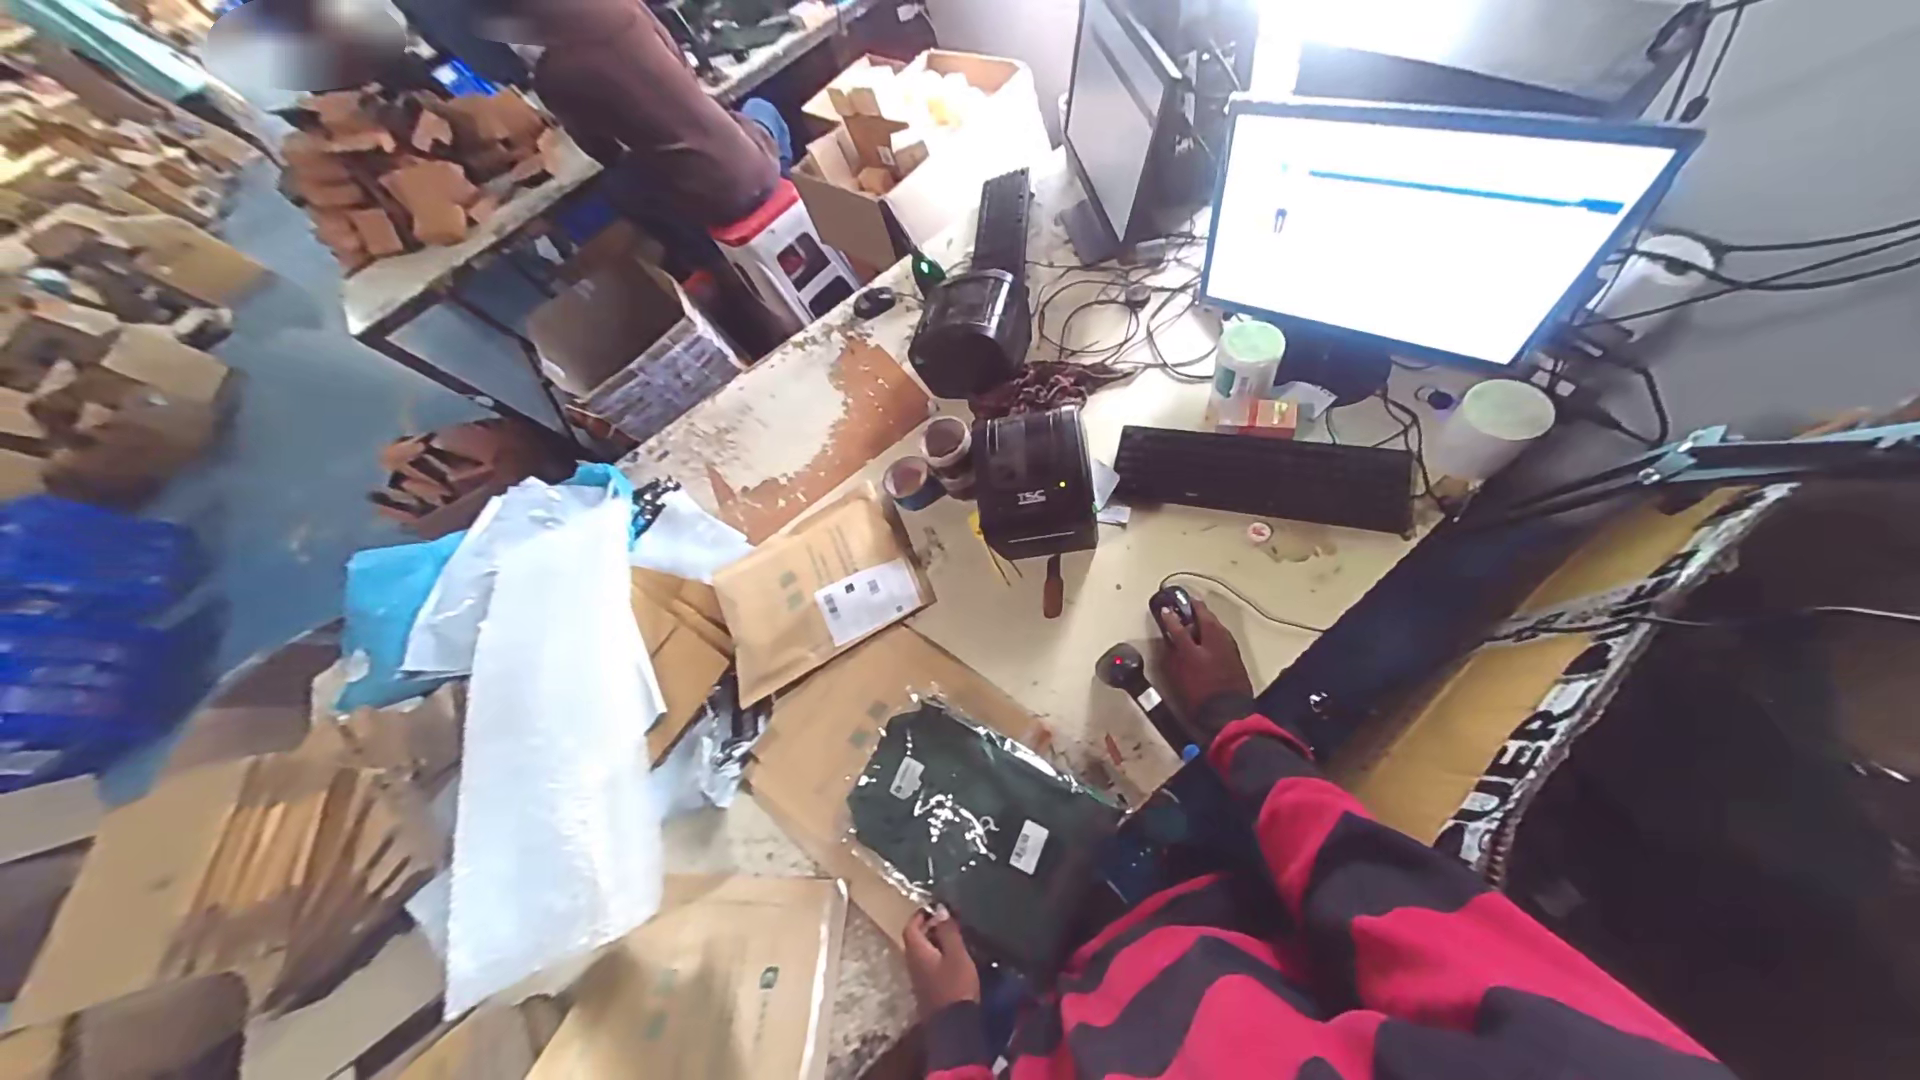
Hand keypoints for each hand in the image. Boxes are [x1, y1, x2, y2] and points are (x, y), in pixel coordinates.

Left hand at [903, 905, 979, 1016]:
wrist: (955, 1029)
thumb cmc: (955, 986)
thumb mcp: (956, 954)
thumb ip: (948, 931)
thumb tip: (940, 909)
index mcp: (917, 952)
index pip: (910, 927)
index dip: (920, 915)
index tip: (934, 907)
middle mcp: (912, 964)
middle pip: (914, 940)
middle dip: (928, 927)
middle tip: (946, 920)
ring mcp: (918, 980)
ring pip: (921, 953)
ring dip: (933, 942)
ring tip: (952, 936)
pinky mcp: (926, 991)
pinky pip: (926, 965)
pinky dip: (936, 956)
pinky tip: (952, 958)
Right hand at [1157, 599, 1252, 732]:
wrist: (1228, 716)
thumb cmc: (1197, 696)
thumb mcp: (1177, 675)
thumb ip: (1172, 653)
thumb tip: (1168, 638)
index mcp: (1196, 646)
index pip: (1179, 624)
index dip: (1170, 615)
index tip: (1164, 608)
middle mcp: (1214, 642)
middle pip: (1204, 617)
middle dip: (1194, 608)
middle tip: (1185, 603)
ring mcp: (1229, 648)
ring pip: (1216, 625)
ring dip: (1206, 617)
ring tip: (1198, 616)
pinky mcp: (1236, 657)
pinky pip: (1223, 635)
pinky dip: (1215, 630)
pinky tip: (1210, 634)